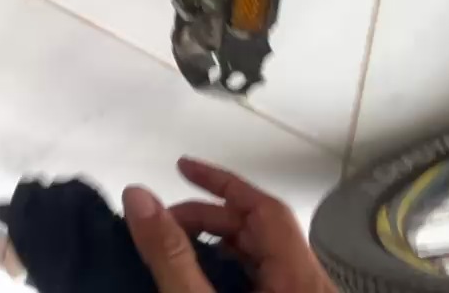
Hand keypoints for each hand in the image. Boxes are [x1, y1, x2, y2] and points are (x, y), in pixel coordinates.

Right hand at [122, 157, 336, 292]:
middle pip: (258, 231)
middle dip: (204, 217)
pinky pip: (260, 281)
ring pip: (257, 258)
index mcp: (301, 281)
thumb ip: (171, 254)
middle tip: (161, 225)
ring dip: (210, 243)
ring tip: (172, 253)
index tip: (179, 167)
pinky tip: (195, 279)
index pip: (267, 209)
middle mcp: (310, 289)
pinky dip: (223, 270)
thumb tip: (138, 195)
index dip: (221, 181)